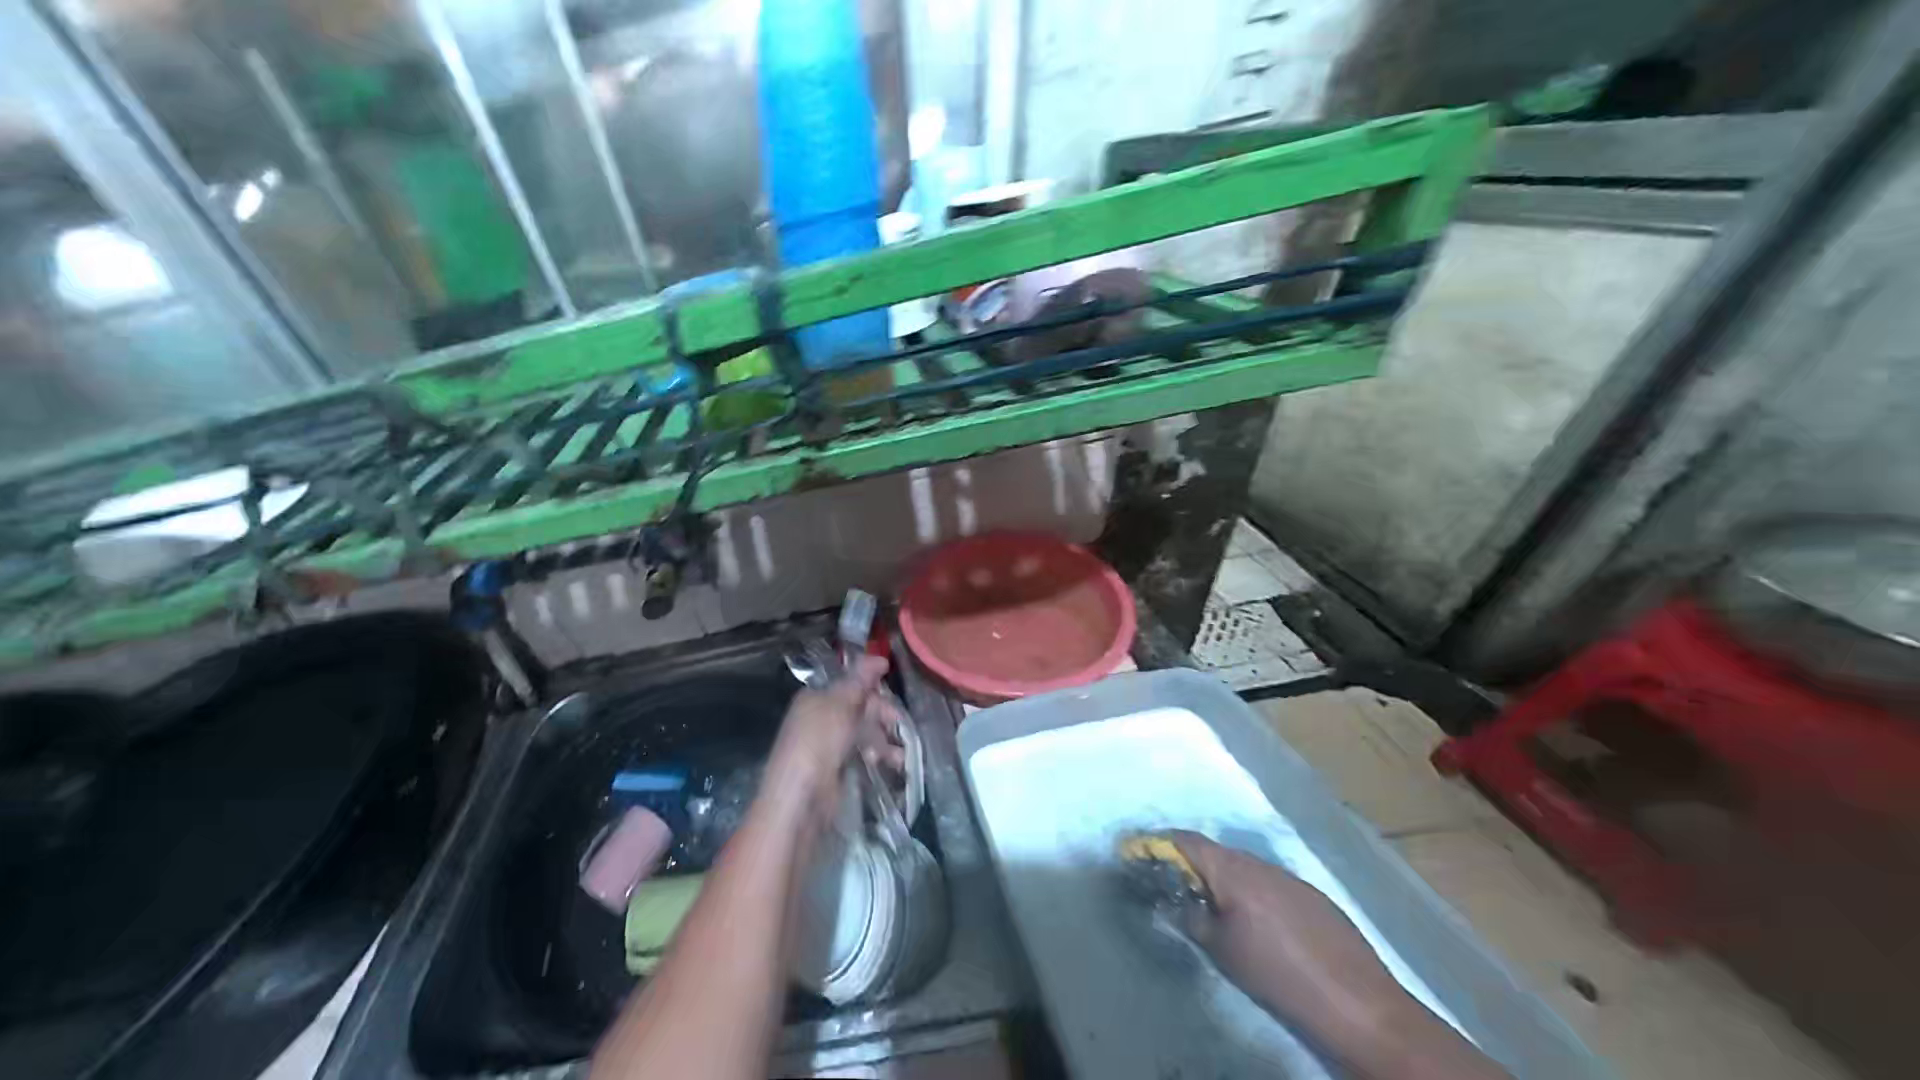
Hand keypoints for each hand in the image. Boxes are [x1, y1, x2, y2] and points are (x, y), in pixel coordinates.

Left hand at [763, 655, 899, 823]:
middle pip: (859, 708)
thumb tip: (878, 657)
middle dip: (882, 714)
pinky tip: (890, 765)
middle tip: (899, 724)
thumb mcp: (840, 704)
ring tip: (899, 755)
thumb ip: (860, 680)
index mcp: (815, 697)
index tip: (891, 687)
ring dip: (883, 739)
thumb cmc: (819, 742)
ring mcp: (827, 746)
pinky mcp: (835, 770)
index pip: (849, 683)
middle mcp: (819, 718)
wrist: (800, 799)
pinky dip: (877, 756)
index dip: (871, 684)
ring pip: (863, 733)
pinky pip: (861, 755)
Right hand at [1170, 831, 1406, 1046]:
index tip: (1137, 851)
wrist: (1357, 1003)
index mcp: (1233, 870)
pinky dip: (1249, 891)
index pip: (1186, 841)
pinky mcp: (1311, 897)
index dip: (1158, 843)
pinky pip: (1268, 882)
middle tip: (1171, 883)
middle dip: (1190, 863)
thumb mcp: (1222, 950)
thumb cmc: (1277, 973)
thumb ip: (1191, 917)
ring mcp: (1289, 877)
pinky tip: (1253, 918)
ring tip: (1209, 903)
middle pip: (1215, 852)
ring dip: (1221, 878)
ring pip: (1243, 867)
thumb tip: (1169, 901)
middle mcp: (1260, 863)